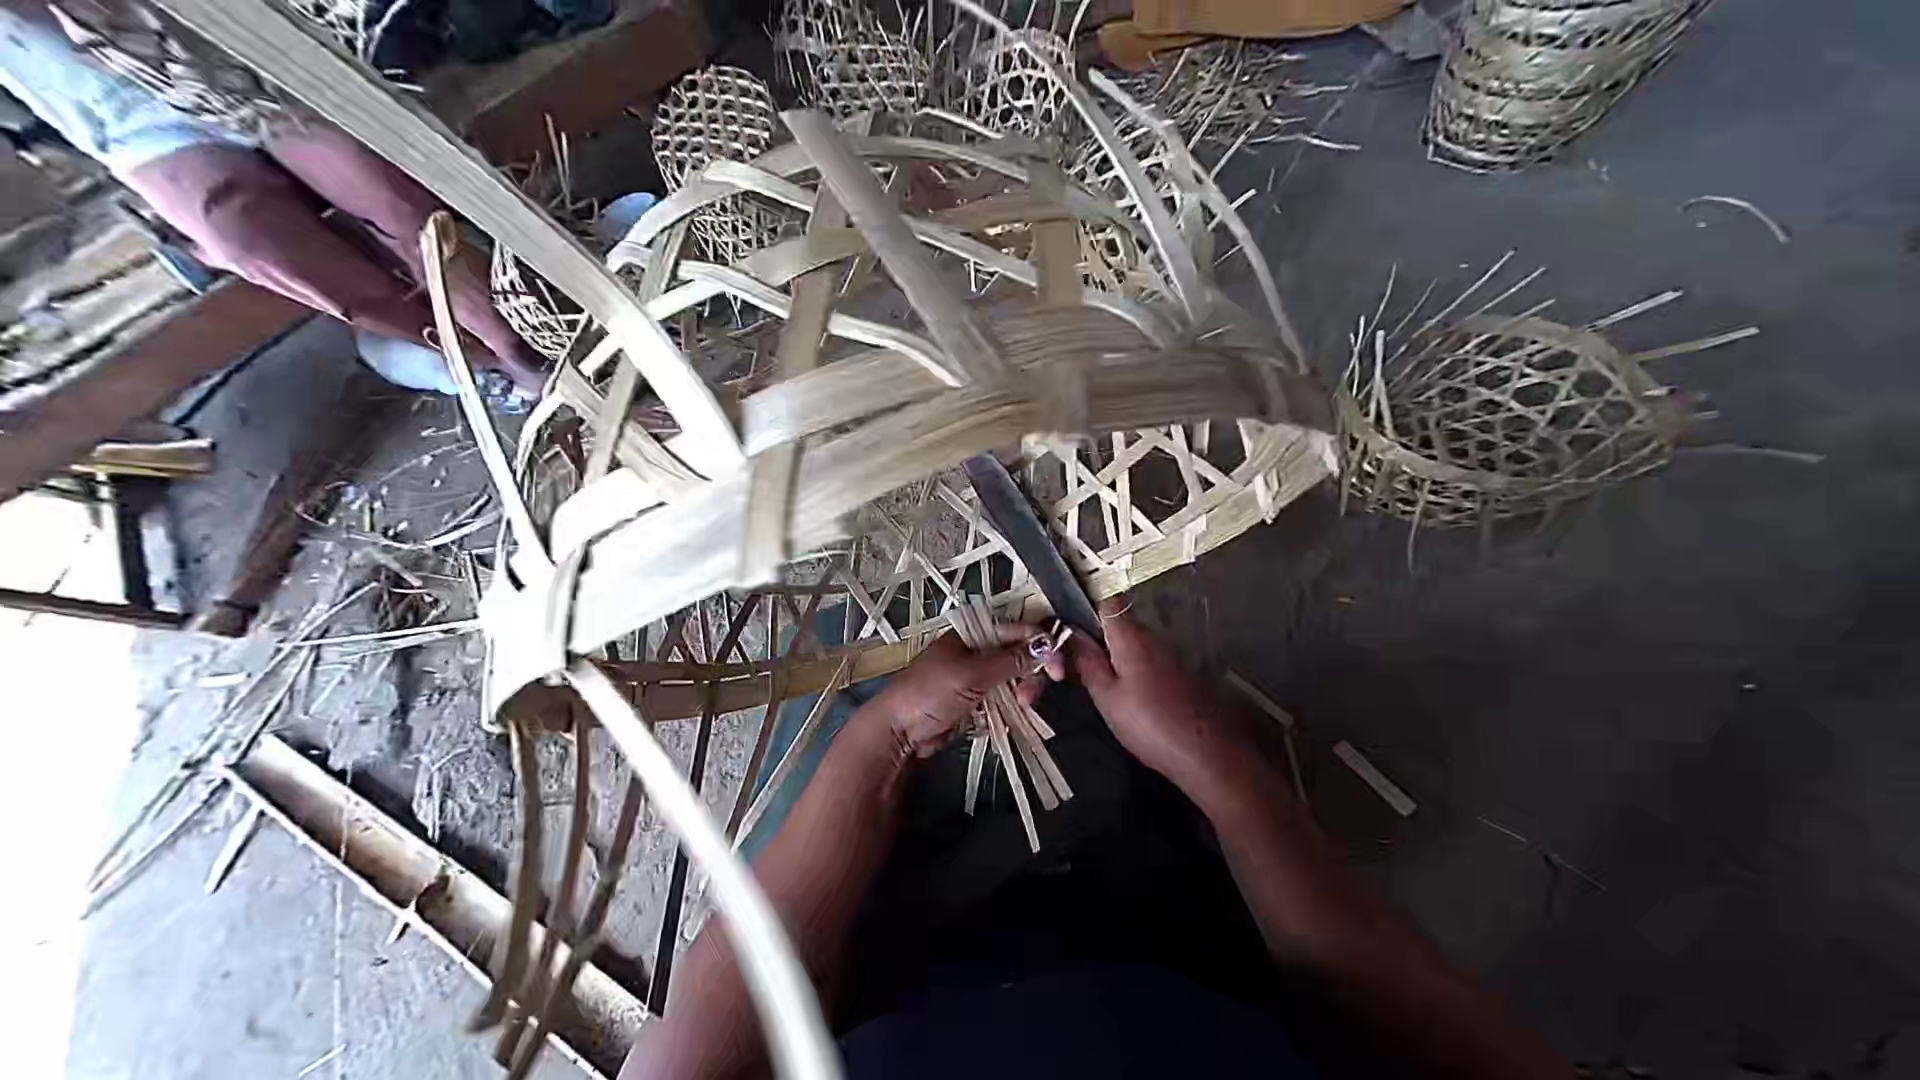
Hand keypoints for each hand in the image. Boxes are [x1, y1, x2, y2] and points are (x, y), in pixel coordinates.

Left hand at [869, 624, 1064, 761]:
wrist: (899, 730)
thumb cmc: (929, 693)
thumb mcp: (972, 673)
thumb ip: (1011, 660)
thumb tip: (1045, 643)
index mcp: (972, 634)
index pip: (1016, 631)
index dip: (1040, 646)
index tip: (1058, 668)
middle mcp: (976, 651)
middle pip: (1019, 656)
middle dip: (1030, 675)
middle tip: (1030, 698)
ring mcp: (975, 676)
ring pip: (1014, 680)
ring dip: (1021, 694)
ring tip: (1020, 710)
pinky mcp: (975, 700)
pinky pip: (1003, 700)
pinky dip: (1010, 708)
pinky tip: (1010, 718)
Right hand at [1069, 597, 1276, 811]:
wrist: (1207, 755)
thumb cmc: (1149, 724)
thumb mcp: (1106, 696)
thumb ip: (1087, 661)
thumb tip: (1071, 634)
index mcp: (1131, 636)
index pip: (1106, 600)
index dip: (1084, 606)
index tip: (1067, 628)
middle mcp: (1153, 637)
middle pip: (1118, 623)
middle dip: (1095, 638)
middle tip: (1076, 665)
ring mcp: (1170, 654)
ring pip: (1132, 643)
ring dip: (1113, 656)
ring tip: (1099, 686)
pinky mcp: (1180, 673)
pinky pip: (1147, 660)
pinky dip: (1132, 670)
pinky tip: (1128, 698)